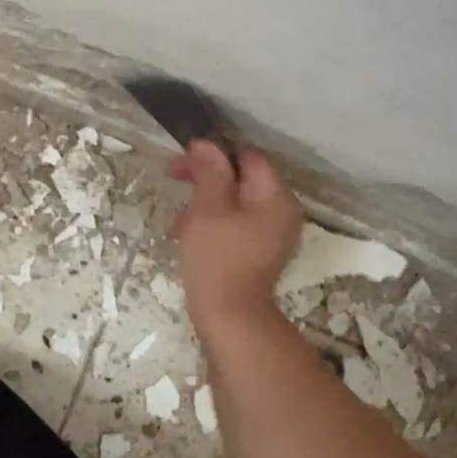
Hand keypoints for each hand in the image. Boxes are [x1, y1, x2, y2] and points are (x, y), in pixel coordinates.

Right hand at [168, 140, 303, 327]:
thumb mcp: (208, 209)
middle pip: (243, 178)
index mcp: (275, 197)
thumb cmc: (217, 258)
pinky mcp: (259, 250)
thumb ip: (209, 173)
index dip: (214, 154)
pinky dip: (212, 222)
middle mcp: (282, 211)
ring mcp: (273, 233)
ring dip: (204, 203)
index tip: (182, 162)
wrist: (229, 314)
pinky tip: (189, 235)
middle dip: (206, 179)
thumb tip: (205, 144)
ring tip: (178, 222)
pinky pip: (236, 223)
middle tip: (174, 181)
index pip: (248, 157)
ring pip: (235, 201)